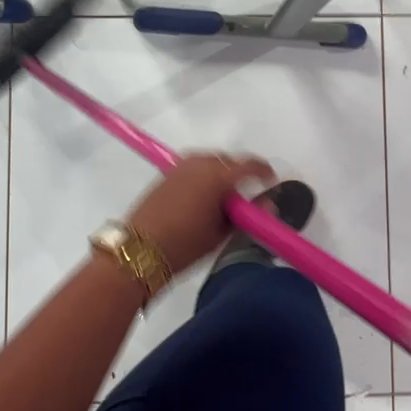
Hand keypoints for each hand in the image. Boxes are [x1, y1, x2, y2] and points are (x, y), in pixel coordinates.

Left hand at [125, 153, 274, 271]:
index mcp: (217, 175)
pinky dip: (205, 176)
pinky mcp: (168, 173)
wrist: (138, 249)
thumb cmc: (185, 244)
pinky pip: (195, 167)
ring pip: (211, 162)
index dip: (264, 171)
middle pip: (229, 161)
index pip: (249, 164)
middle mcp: (200, 162)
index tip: (272, 182)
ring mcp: (181, 165)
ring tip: (225, 198)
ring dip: (222, 174)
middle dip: (241, 174)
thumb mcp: (221, 233)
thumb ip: (246, 214)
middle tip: (246, 197)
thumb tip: (268, 204)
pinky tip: (204, 197)